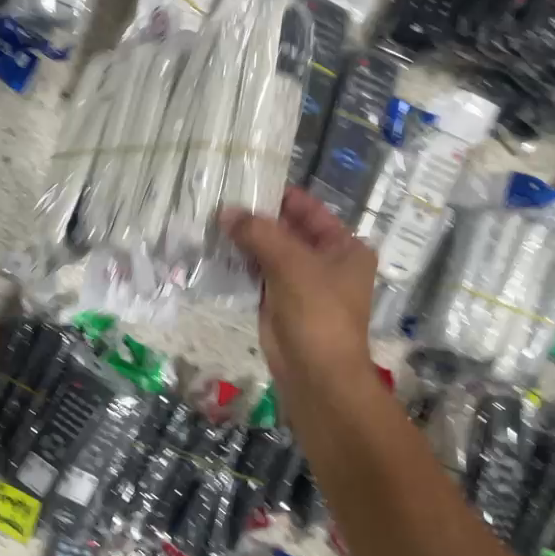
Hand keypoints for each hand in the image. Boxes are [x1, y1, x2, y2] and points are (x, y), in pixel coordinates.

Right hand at [220, 188, 376, 385]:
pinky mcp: (278, 303)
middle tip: (218, 201)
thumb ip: (259, 233)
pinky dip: (239, 265)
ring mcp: (300, 284)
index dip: (279, 196)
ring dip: (244, 242)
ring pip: (269, 253)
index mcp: (344, 247)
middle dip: (255, 219)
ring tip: (210, 222)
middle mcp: (325, 261)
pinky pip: (257, 276)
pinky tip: (215, 252)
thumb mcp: (291, 265)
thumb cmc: (317, 313)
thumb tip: (226, 211)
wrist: (316, 373)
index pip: (309, 211)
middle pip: (287, 230)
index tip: (244, 182)